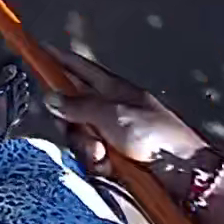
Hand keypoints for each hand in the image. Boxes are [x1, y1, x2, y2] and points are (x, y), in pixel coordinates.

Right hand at [46, 50, 208, 175]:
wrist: (184, 174)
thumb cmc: (153, 133)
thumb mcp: (111, 113)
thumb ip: (78, 106)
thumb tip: (49, 97)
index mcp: (111, 87)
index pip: (78, 66)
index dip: (59, 58)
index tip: (39, 50)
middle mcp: (108, 108)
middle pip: (70, 106)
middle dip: (71, 121)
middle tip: (83, 131)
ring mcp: (111, 134)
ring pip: (78, 134)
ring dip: (86, 146)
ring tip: (102, 154)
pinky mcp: (114, 158)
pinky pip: (89, 157)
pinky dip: (96, 163)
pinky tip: (109, 167)